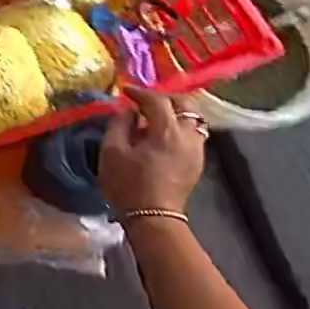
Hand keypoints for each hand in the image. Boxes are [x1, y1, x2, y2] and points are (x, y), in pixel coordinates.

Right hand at [98, 87, 205, 212]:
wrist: (153, 218)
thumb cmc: (127, 184)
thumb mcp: (112, 152)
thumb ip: (119, 125)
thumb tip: (128, 111)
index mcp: (167, 131)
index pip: (158, 100)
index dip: (140, 92)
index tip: (125, 90)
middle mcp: (188, 136)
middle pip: (185, 104)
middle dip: (164, 98)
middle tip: (144, 100)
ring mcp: (197, 150)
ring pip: (192, 119)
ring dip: (174, 112)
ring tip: (154, 117)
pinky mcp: (197, 162)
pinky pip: (192, 133)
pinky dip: (178, 126)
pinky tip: (161, 135)